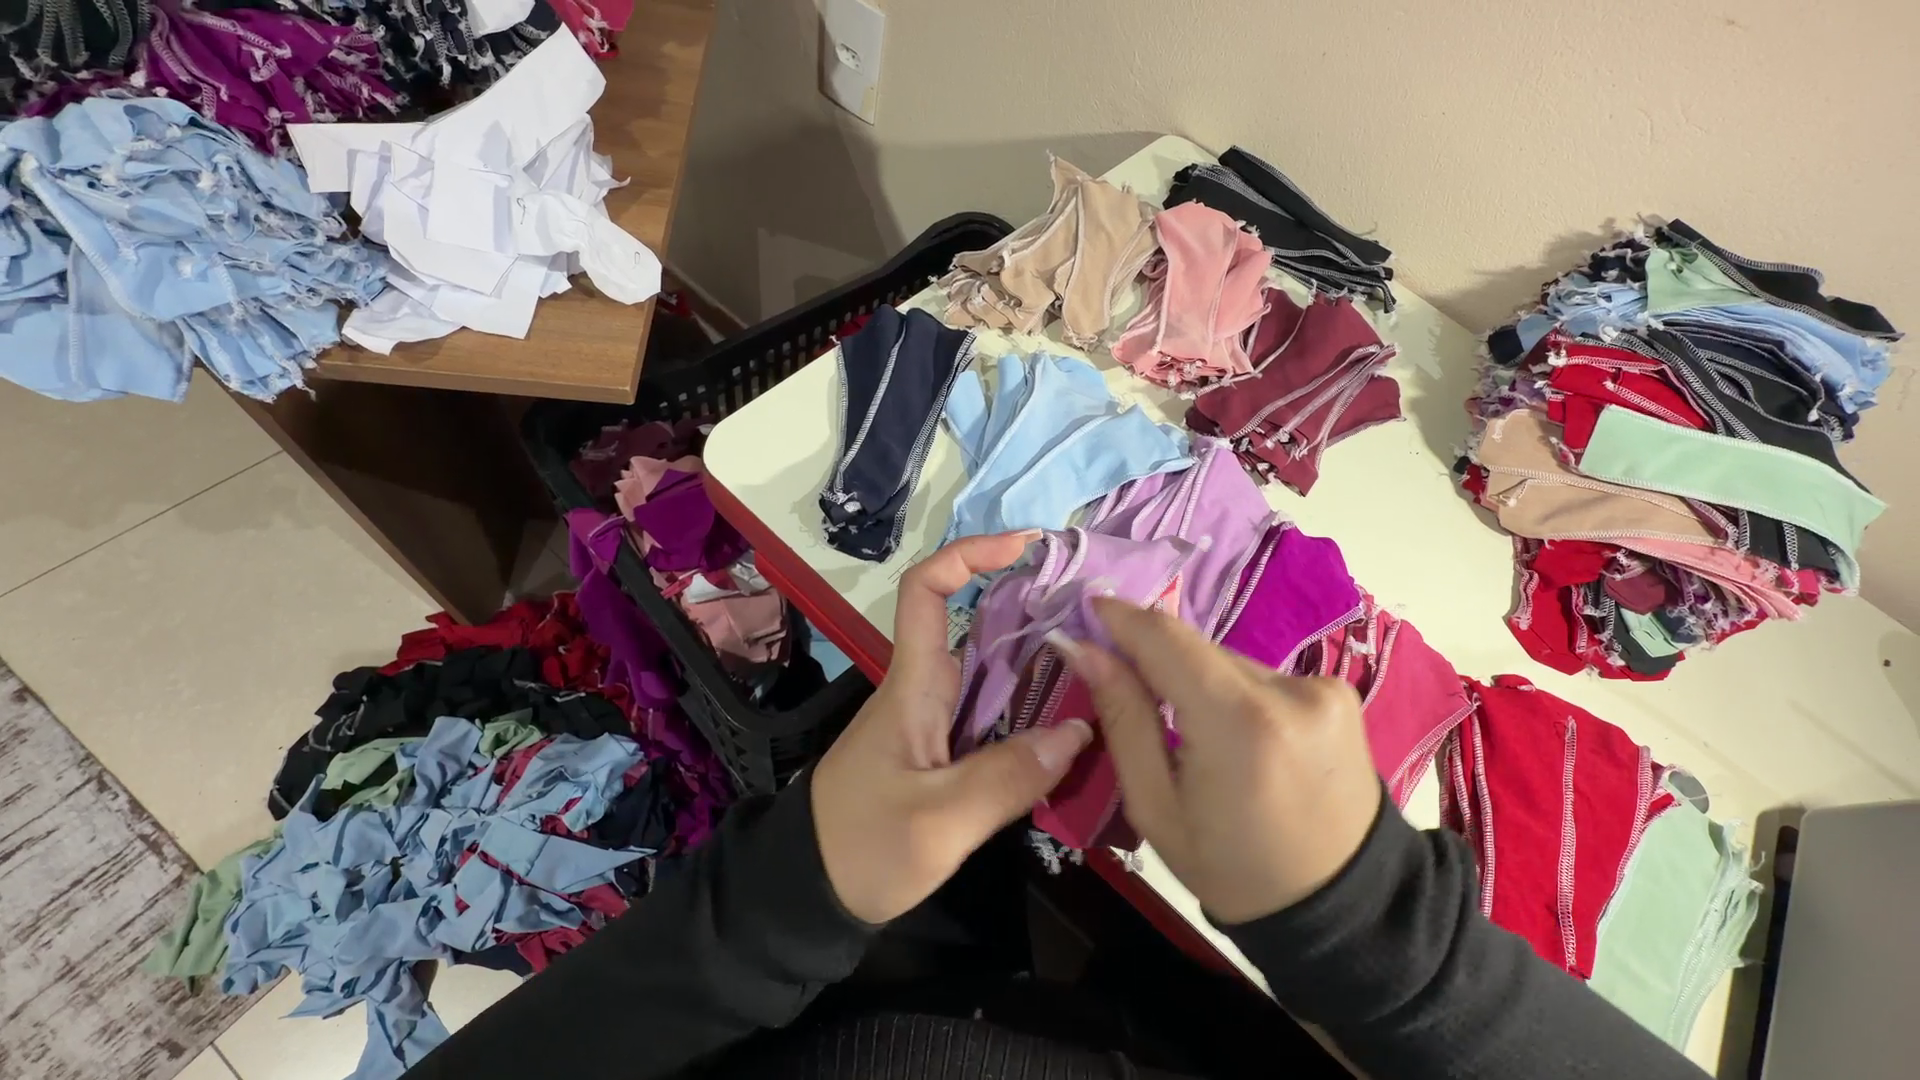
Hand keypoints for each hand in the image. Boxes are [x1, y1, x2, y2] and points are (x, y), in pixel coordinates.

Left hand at [810, 532, 1095, 924]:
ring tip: (1106, 666)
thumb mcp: (936, 823)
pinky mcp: (943, 753)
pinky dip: (1034, 712)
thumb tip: (1078, 731)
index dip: (969, 555)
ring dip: (1042, 663)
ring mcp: (934, 722)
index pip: (926, 592)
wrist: (810, 894)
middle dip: (1032, 609)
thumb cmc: (860, 847)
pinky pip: (995, 716)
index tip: (1024, 545)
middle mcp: (925, 691)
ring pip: (993, 674)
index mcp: (913, 686)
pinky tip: (1075, 728)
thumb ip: (1005, 780)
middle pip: (977, 627)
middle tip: (1099, 617)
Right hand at [1055, 598, 1380, 925]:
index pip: (1166, 639)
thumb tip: (1083, 649)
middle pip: (1196, 648)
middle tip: (1121, 681)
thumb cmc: (1231, 868)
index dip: (1122, 617)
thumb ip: (1122, 717)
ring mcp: (1322, 687)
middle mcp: (1288, 690)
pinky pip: (1260, 673)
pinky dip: (1232, 691)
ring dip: (1194, 676)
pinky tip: (1231, 733)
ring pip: (1227, 659)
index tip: (1087, 607)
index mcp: (1238, 725)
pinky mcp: (1339, 691)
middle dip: (1154, 658)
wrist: (1343, 905)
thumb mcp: (1155, 805)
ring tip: (1186, 727)